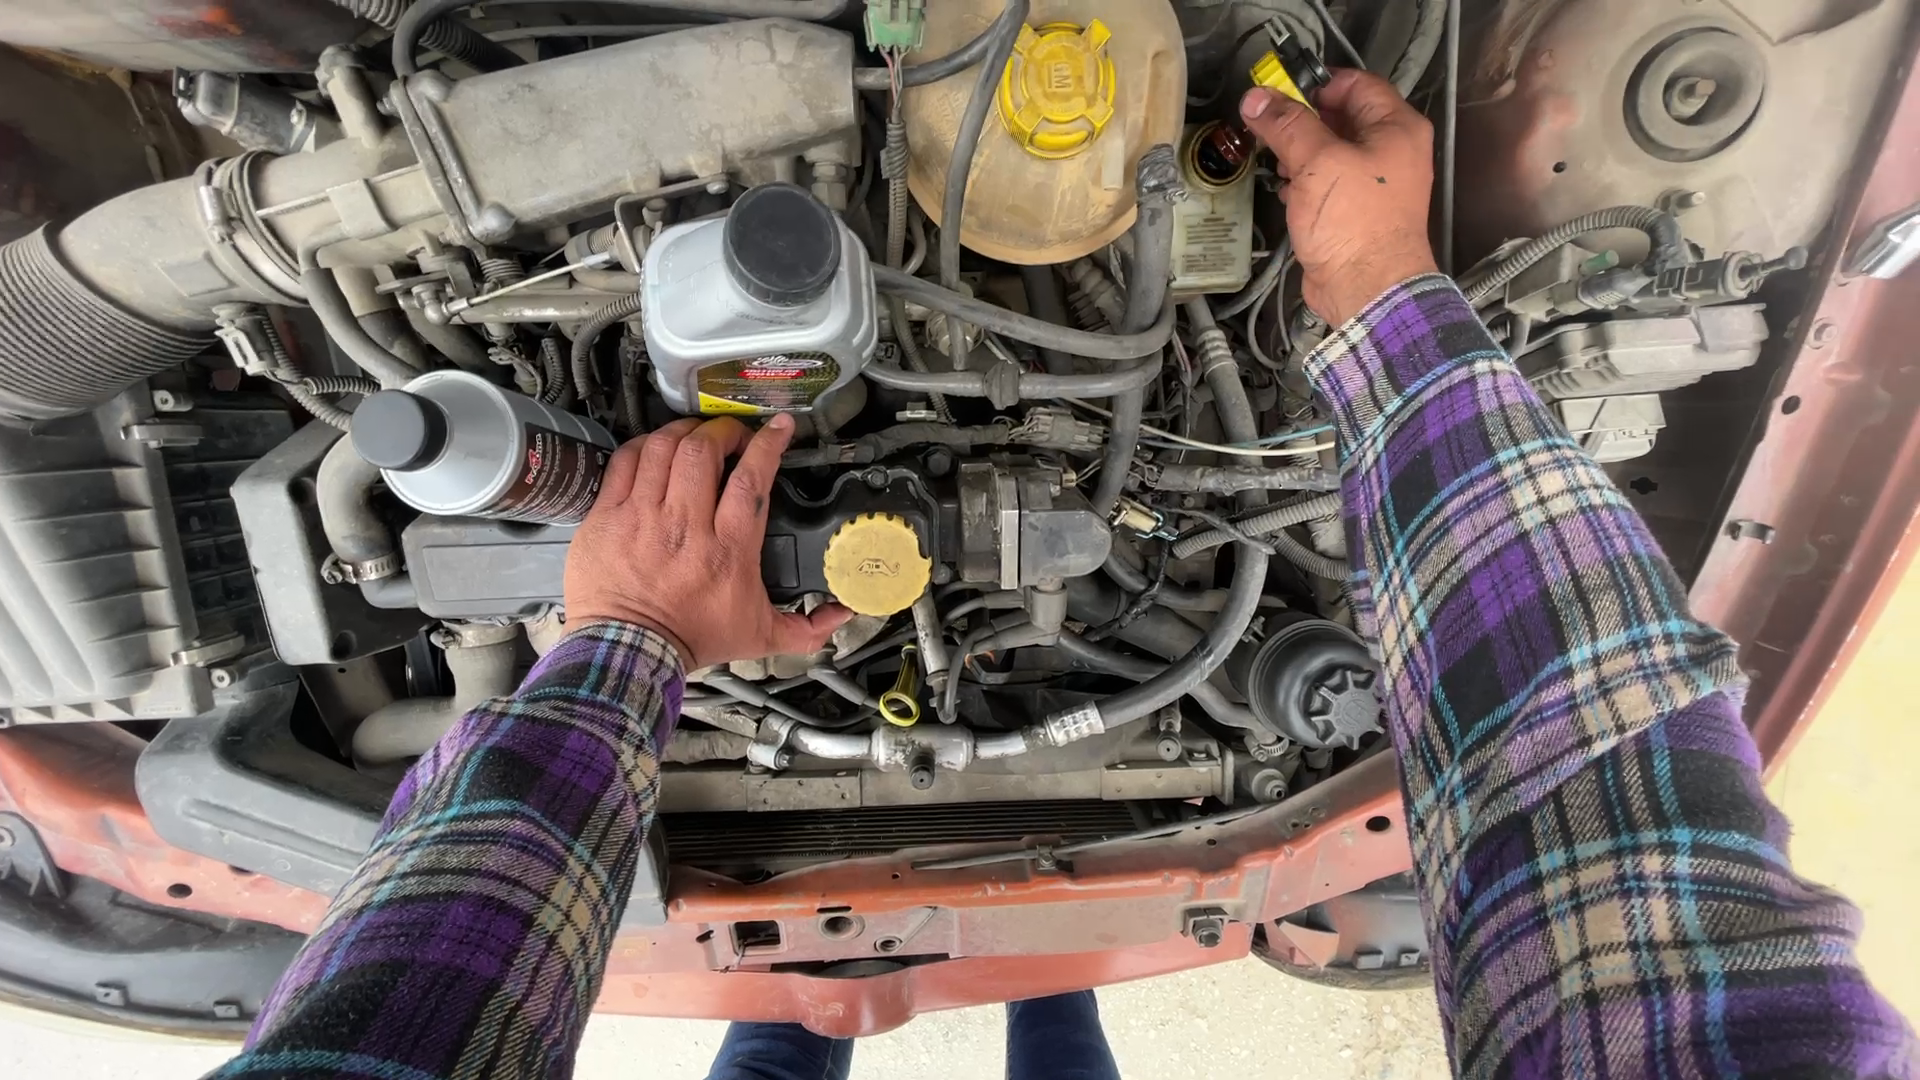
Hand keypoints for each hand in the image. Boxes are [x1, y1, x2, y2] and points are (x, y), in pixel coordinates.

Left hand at [564, 414, 851, 670]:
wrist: (628, 653)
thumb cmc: (694, 639)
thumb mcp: (761, 637)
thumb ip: (808, 628)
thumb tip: (844, 615)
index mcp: (729, 548)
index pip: (751, 480)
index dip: (768, 444)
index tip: (780, 428)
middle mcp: (686, 525)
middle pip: (704, 452)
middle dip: (723, 431)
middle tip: (733, 437)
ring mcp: (642, 516)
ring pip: (663, 449)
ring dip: (684, 432)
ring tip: (696, 436)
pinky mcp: (607, 516)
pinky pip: (624, 462)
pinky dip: (644, 446)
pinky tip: (656, 449)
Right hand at [1240, 69, 1439, 327]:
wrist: (1365, 286)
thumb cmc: (1355, 223)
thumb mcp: (1317, 162)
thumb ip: (1287, 127)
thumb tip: (1258, 99)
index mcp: (1396, 128)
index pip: (1357, 86)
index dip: (1317, 86)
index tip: (1282, 94)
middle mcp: (1392, 153)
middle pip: (1342, 122)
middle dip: (1303, 126)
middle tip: (1272, 130)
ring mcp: (1374, 186)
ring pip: (1332, 156)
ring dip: (1301, 158)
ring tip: (1278, 164)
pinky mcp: (1355, 216)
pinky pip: (1328, 188)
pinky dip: (1306, 186)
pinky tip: (1288, 194)